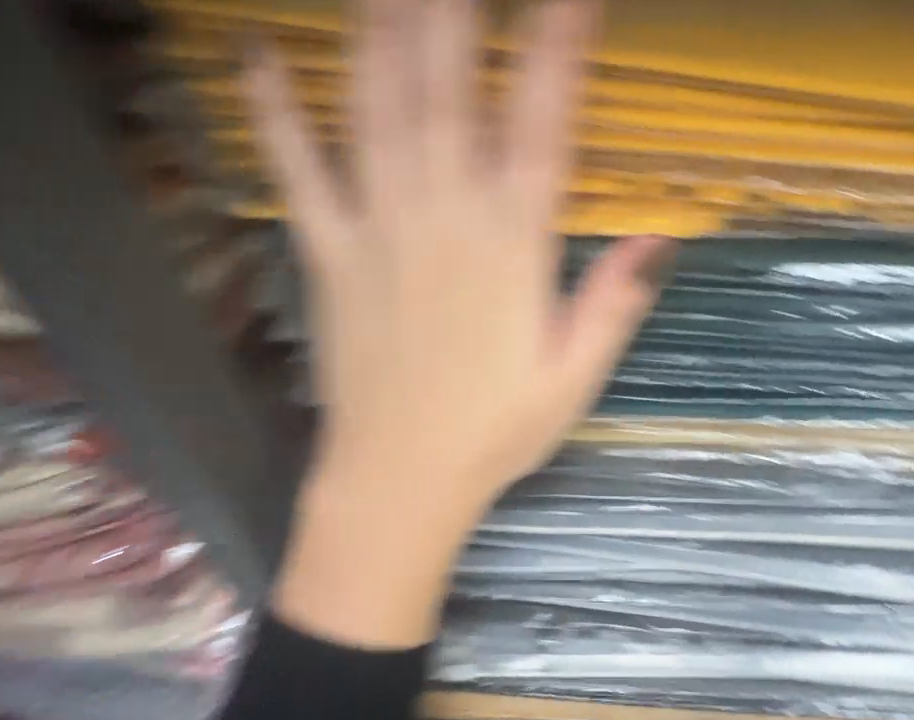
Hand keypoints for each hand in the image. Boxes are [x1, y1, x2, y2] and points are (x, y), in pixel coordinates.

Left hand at [247, 0, 676, 647]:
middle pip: (448, 85)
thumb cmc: (497, 432)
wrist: (401, 478)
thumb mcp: (574, 379)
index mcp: (512, 247)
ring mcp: (377, 227)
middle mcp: (443, 216)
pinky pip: (295, 167)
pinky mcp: (326, 251)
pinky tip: (259, 52)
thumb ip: (611, 304)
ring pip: (374, 105)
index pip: (543, 124)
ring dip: (378, 27)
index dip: (557, 47)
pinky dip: (274, 108)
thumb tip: (654, 238)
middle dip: (456, 9)